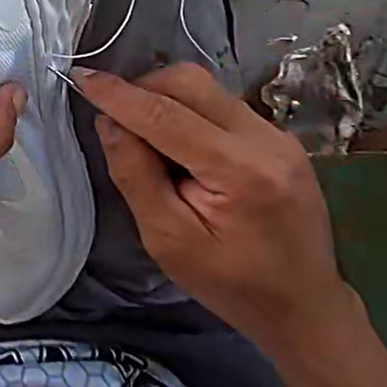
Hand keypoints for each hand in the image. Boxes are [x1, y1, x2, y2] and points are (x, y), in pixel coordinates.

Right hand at [72, 63, 353, 357]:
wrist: (306, 308)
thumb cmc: (231, 284)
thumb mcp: (167, 239)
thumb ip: (135, 175)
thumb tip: (108, 121)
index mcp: (241, 172)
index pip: (165, 115)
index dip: (118, 94)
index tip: (81, 78)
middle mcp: (266, 141)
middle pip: (189, 83)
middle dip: (141, 89)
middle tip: (116, 121)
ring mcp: (277, 135)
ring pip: (204, 87)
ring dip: (162, 98)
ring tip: (146, 139)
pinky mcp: (278, 137)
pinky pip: (218, 102)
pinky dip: (185, 110)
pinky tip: (178, 147)